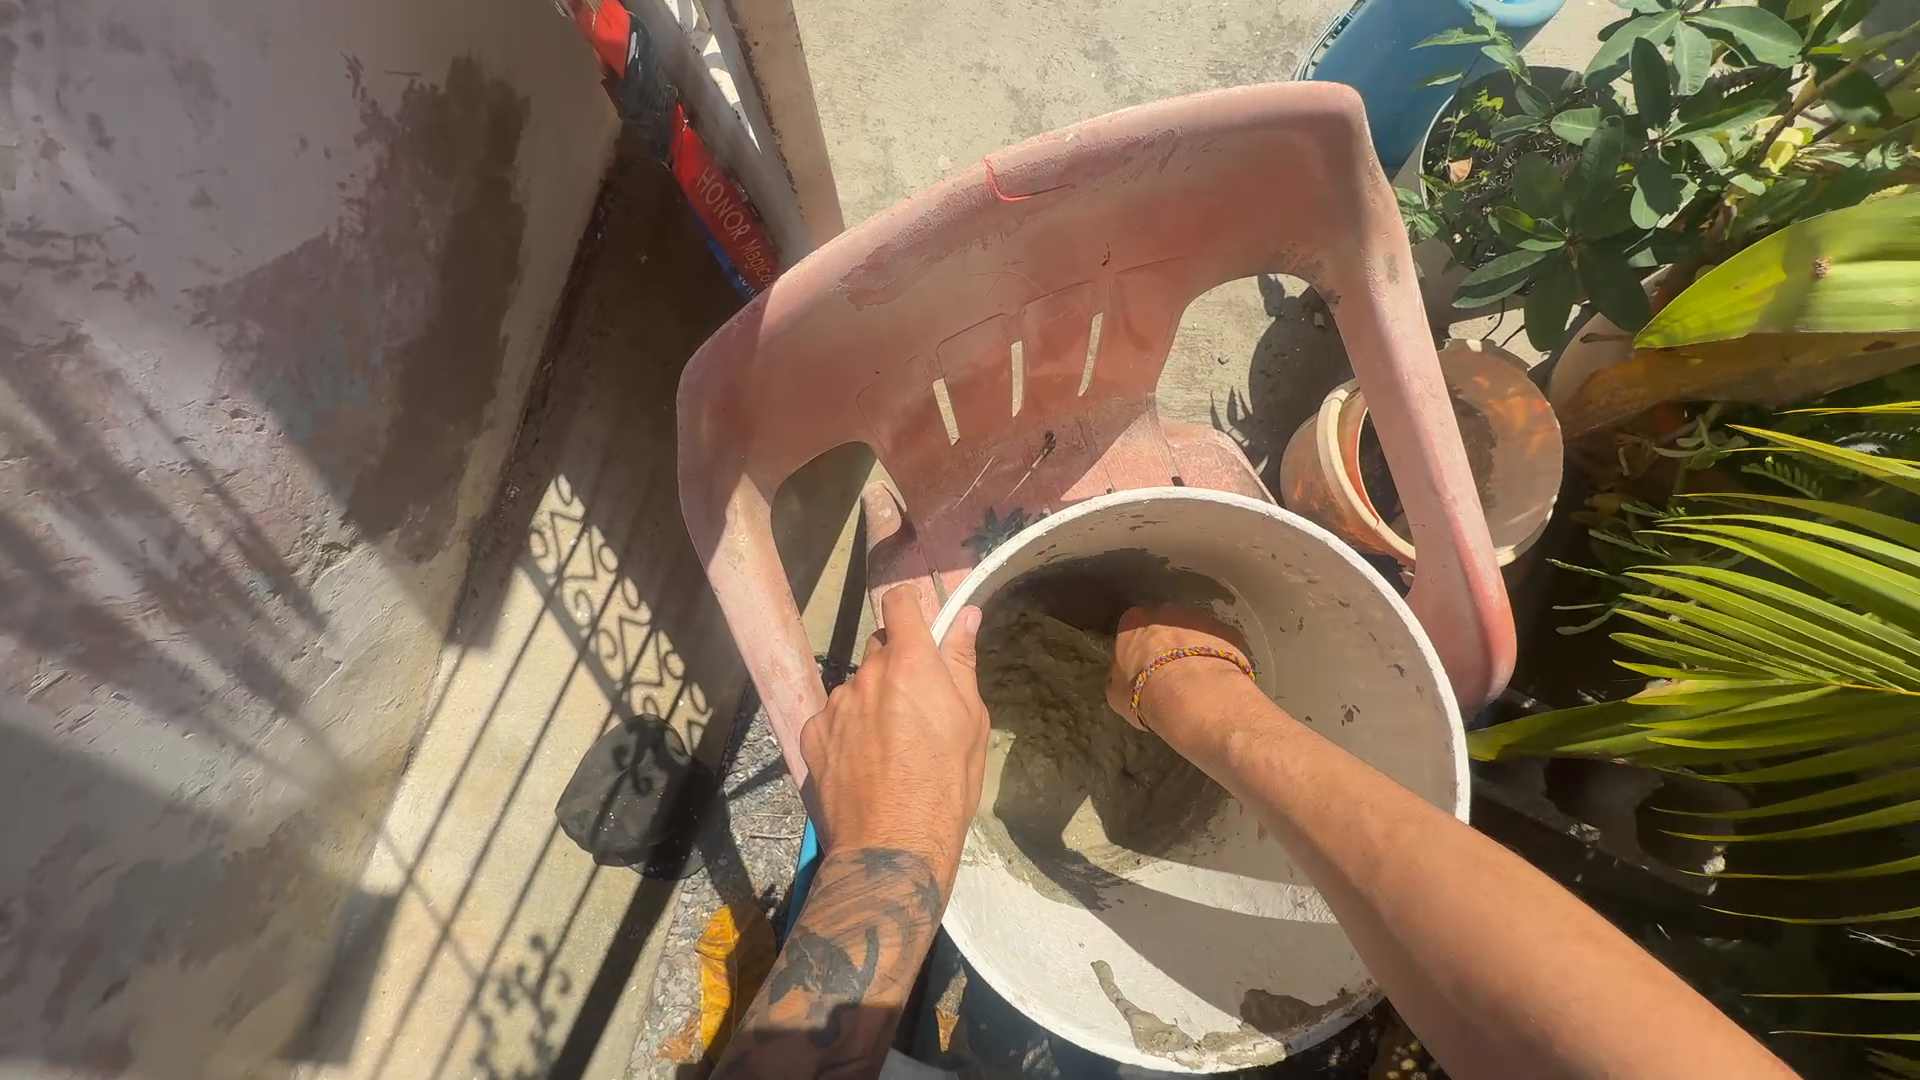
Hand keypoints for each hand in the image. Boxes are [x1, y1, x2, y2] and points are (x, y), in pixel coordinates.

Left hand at [800, 585, 988, 870]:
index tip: (916, 619)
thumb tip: (966, 615)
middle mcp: (867, 674)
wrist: (891, 847)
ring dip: (871, 699)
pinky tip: (863, 762)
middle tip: (915, 703)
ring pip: (857, 685)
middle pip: (880, 648)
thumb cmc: (946, 784)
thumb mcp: (971, 722)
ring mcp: (835, 704)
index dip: (909, 605)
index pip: (899, 604)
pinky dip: (848, 728)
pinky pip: (834, 716)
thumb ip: (962, 663)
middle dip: (897, 663)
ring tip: (888, 744)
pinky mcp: (812, 733)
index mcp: (911, 663)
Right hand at [1105, 604, 1252, 732]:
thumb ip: (1117, 677)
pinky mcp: (1227, 630)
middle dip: (1168, 643)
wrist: (1194, 697)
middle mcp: (1165, 611)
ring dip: (1194, 648)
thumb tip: (1121, 676)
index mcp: (1133, 622)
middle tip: (1172, 671)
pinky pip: (1221, 642)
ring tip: (1198, 677)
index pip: (1132, 628)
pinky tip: (1218, 678)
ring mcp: (1200, 617)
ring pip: (1195, 630)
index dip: (1139, 647)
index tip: (1143, 665)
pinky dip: (1220, 655)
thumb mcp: (1116, 693)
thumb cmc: (1145, 693)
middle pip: (1165, 624)